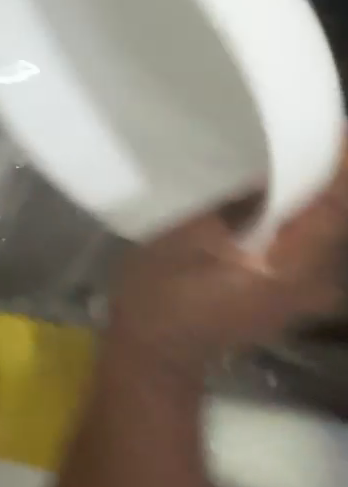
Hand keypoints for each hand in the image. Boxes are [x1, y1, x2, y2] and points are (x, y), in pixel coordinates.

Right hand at [108, 150, 347, 373]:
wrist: (156, 354)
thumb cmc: (158, 296)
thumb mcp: (176, 243)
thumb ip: (224, 208)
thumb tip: (259, 175)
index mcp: (292, 261)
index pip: (337, 203)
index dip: (341, 164)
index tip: (337, 132)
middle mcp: (320, 276)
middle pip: (336, 219)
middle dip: (324, 183)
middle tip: (303, 148)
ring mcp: (313, 292)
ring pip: (324, 235)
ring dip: (307, 206)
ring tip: (279, 181)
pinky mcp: (295, 297)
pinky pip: (309, 251)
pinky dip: (296, 227)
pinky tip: (265, 218)